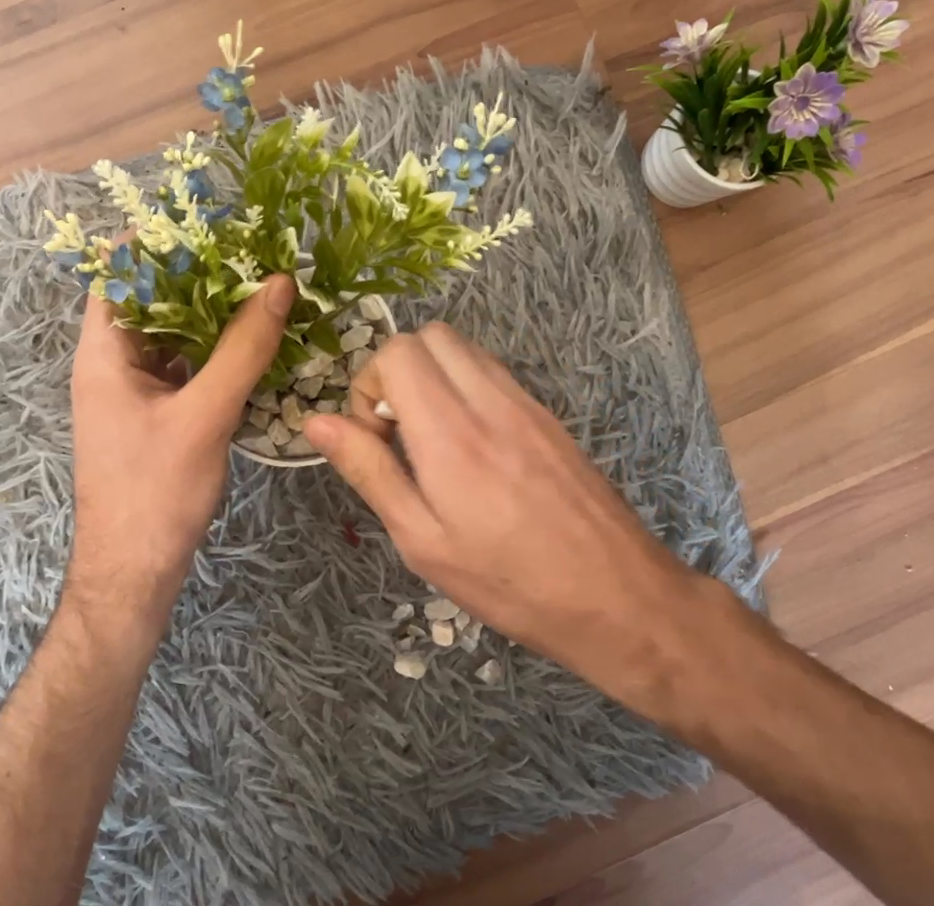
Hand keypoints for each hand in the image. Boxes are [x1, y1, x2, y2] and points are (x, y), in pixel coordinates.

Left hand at [65, 274, 294, 629]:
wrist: (134, 571)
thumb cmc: (156, 491)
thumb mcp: (205, 415)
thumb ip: (243, 349)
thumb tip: (280, 284)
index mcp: (102, 354)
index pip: (116, 274)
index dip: (156, 242)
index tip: (211, 223)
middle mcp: (111, 365)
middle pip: (149, 300)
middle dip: (198, 275)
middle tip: (255, 254)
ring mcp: (132, 392)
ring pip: (171, 336)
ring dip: (211, 315)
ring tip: (263, 289)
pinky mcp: (154, 416)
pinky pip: (183, 368)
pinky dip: (213, 353)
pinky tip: (254, 344)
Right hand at [303, 322, 731, 716]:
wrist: (618, 597)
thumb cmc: (509, 583)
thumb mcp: (423, 541)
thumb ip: (369, 471)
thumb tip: (316, 422)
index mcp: (451, 433)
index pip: (398, 351)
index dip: (368, 384)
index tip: (374, 439)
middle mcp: (491, 402)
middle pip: (430, 336)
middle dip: (397, 371)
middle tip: (398, 433)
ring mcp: (528, 404)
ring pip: (465, 350)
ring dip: (433, 378)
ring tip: (432, 443)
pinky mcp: (549, 417)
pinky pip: (495, 374)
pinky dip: (467, 390)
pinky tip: (471, 451)